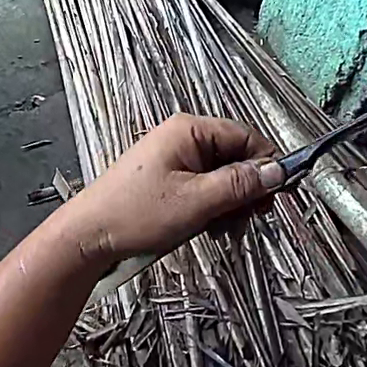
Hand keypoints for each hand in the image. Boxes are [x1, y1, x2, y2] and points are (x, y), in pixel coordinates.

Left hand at [61, 114, 283, 266]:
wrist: (89, 236)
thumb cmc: (135, 214)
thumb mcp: (196, 201)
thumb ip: (240, 185)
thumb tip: (277, 172)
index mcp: (189, 130)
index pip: (246, 136)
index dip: (266, 165)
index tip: (276, 195)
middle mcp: (183, 138)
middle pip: (236, 157)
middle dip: (246, 189)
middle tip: (248, 218)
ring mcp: (176, 158)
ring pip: (222, 176)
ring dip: (230, 203)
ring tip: (222, 227)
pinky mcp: (170, 179)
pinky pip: (205, 187)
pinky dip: (213, 207)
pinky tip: (208, 226)